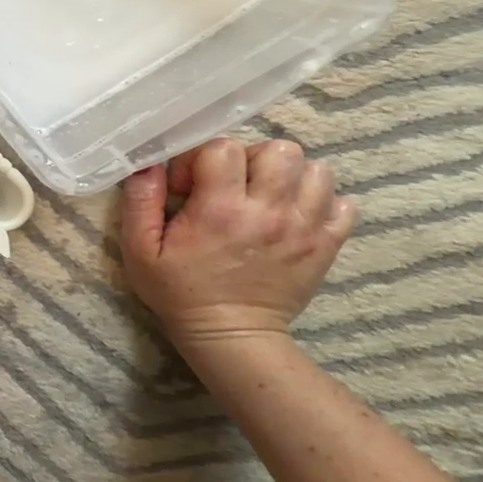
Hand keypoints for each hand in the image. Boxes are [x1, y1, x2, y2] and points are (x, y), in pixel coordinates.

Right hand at [120, 137, 356, 353]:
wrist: (231, 333)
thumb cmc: (176, 288)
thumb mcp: (138, 247)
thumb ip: (140, 200)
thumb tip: (147, 164)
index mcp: (220, 210)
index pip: (222, 148)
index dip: (198, 158)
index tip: (187, 186)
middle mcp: (270, 212)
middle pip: (278, 151)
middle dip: (247, 158)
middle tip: (227, 185)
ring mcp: (306, 228)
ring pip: (317, 170)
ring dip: (286, 175)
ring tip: (261, 195)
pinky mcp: (328, 244)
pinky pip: (344, 202)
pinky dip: (319, 198)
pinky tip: (290, 212)